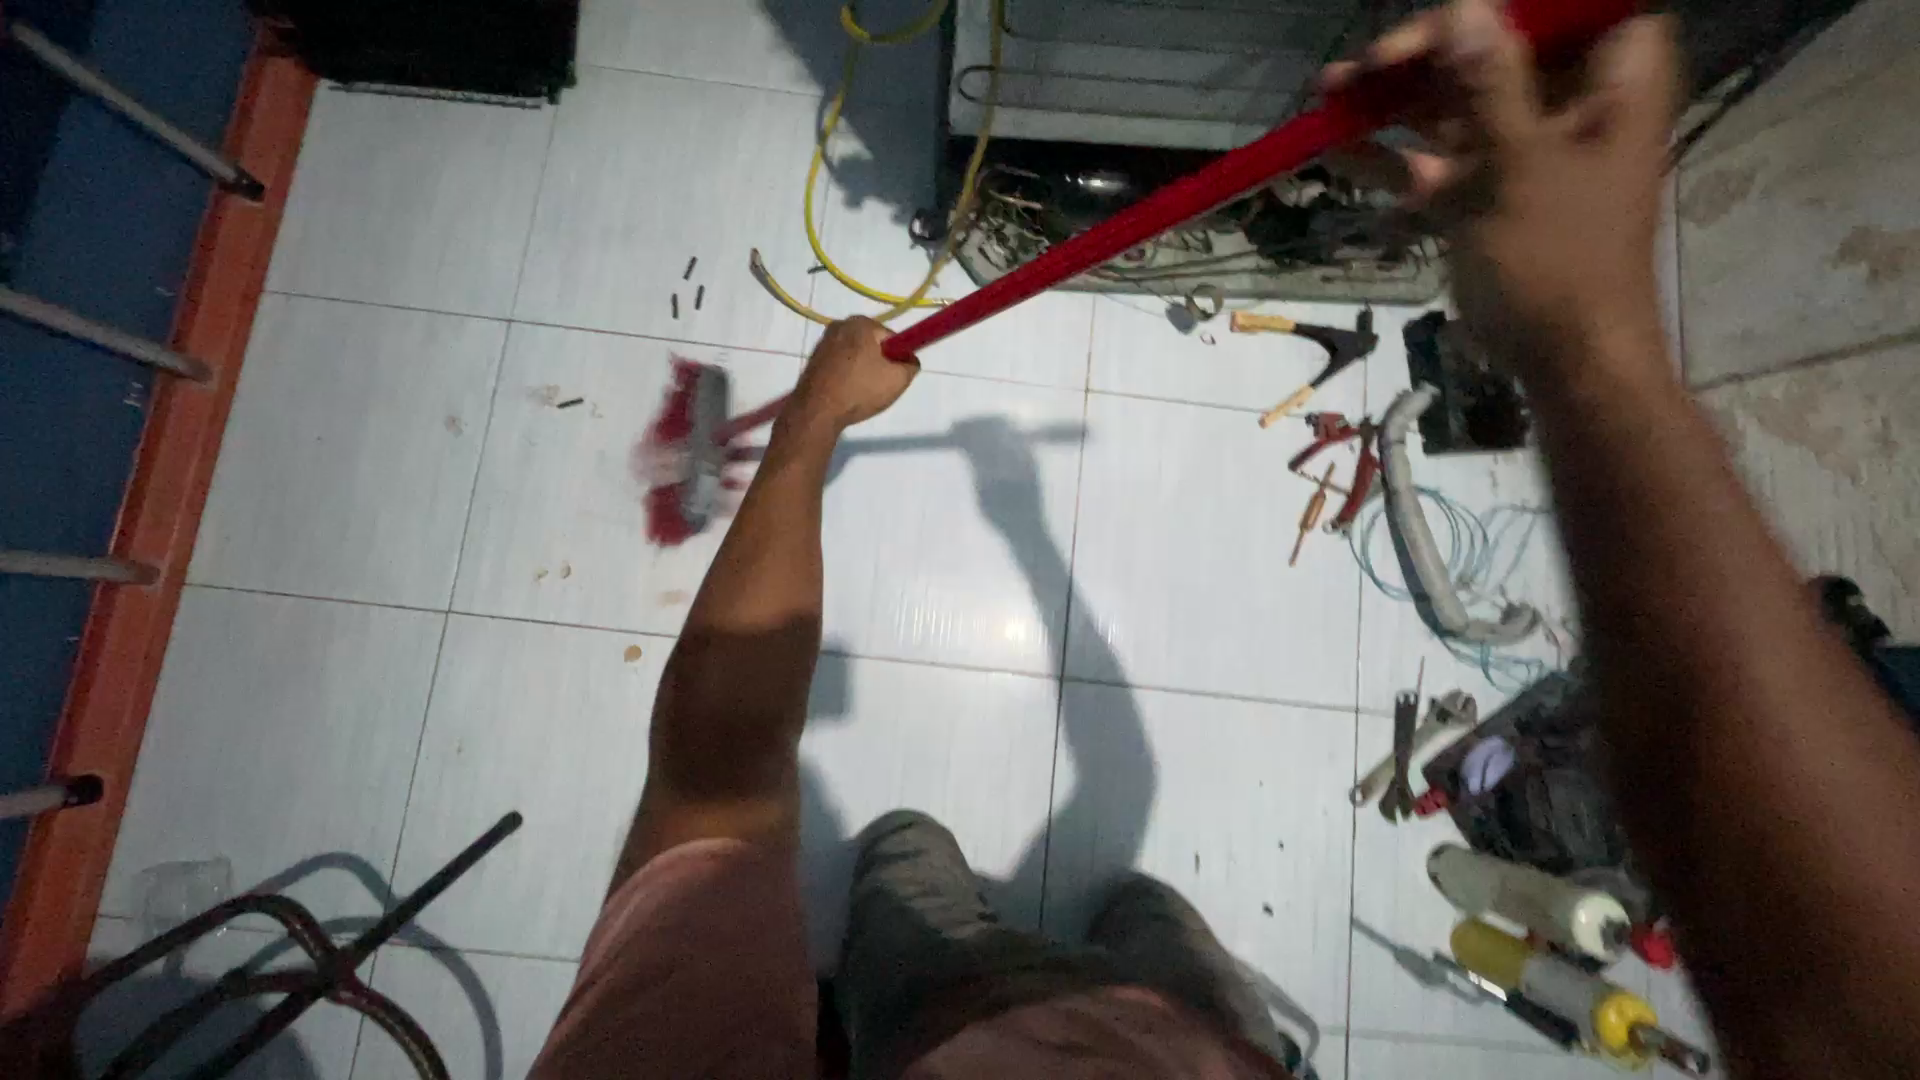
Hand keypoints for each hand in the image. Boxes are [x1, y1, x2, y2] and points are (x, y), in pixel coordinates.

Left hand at [786, 317, 917, 432]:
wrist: (817, 411)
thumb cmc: (860, 390)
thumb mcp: (898, 379)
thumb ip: (911, 364)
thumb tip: (909, 360)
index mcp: (861, 323)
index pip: (892, 337)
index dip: (898, 357)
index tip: (895, 376)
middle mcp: (840, 324)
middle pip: (873, 344)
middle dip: (880, 363)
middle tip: (880, 386)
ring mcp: (823, 341)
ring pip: (856, 355)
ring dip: (863, 370)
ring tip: (862, 392)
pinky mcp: (814, 359)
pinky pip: (840, 364)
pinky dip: (847, 375)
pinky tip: (847, 392)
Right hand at [1324, 0, 1678, 375]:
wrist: (1560, 351)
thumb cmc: (1558, 258)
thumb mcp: (1521, 165)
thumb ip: (1491, 85)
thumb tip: (1465, 10)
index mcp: (1608, 82)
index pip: (1553, 12)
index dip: (1490, 14)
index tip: (1435, 28)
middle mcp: (1561, 106)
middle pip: (1487, 57)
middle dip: (1418, 59)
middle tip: (1356, 70)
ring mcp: (1513, 154)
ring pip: (1447, 111)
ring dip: (1388, 107)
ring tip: (1327, 97)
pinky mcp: (1476, 197)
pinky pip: (1427, 164)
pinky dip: (1385, 160)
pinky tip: (1336, 150)